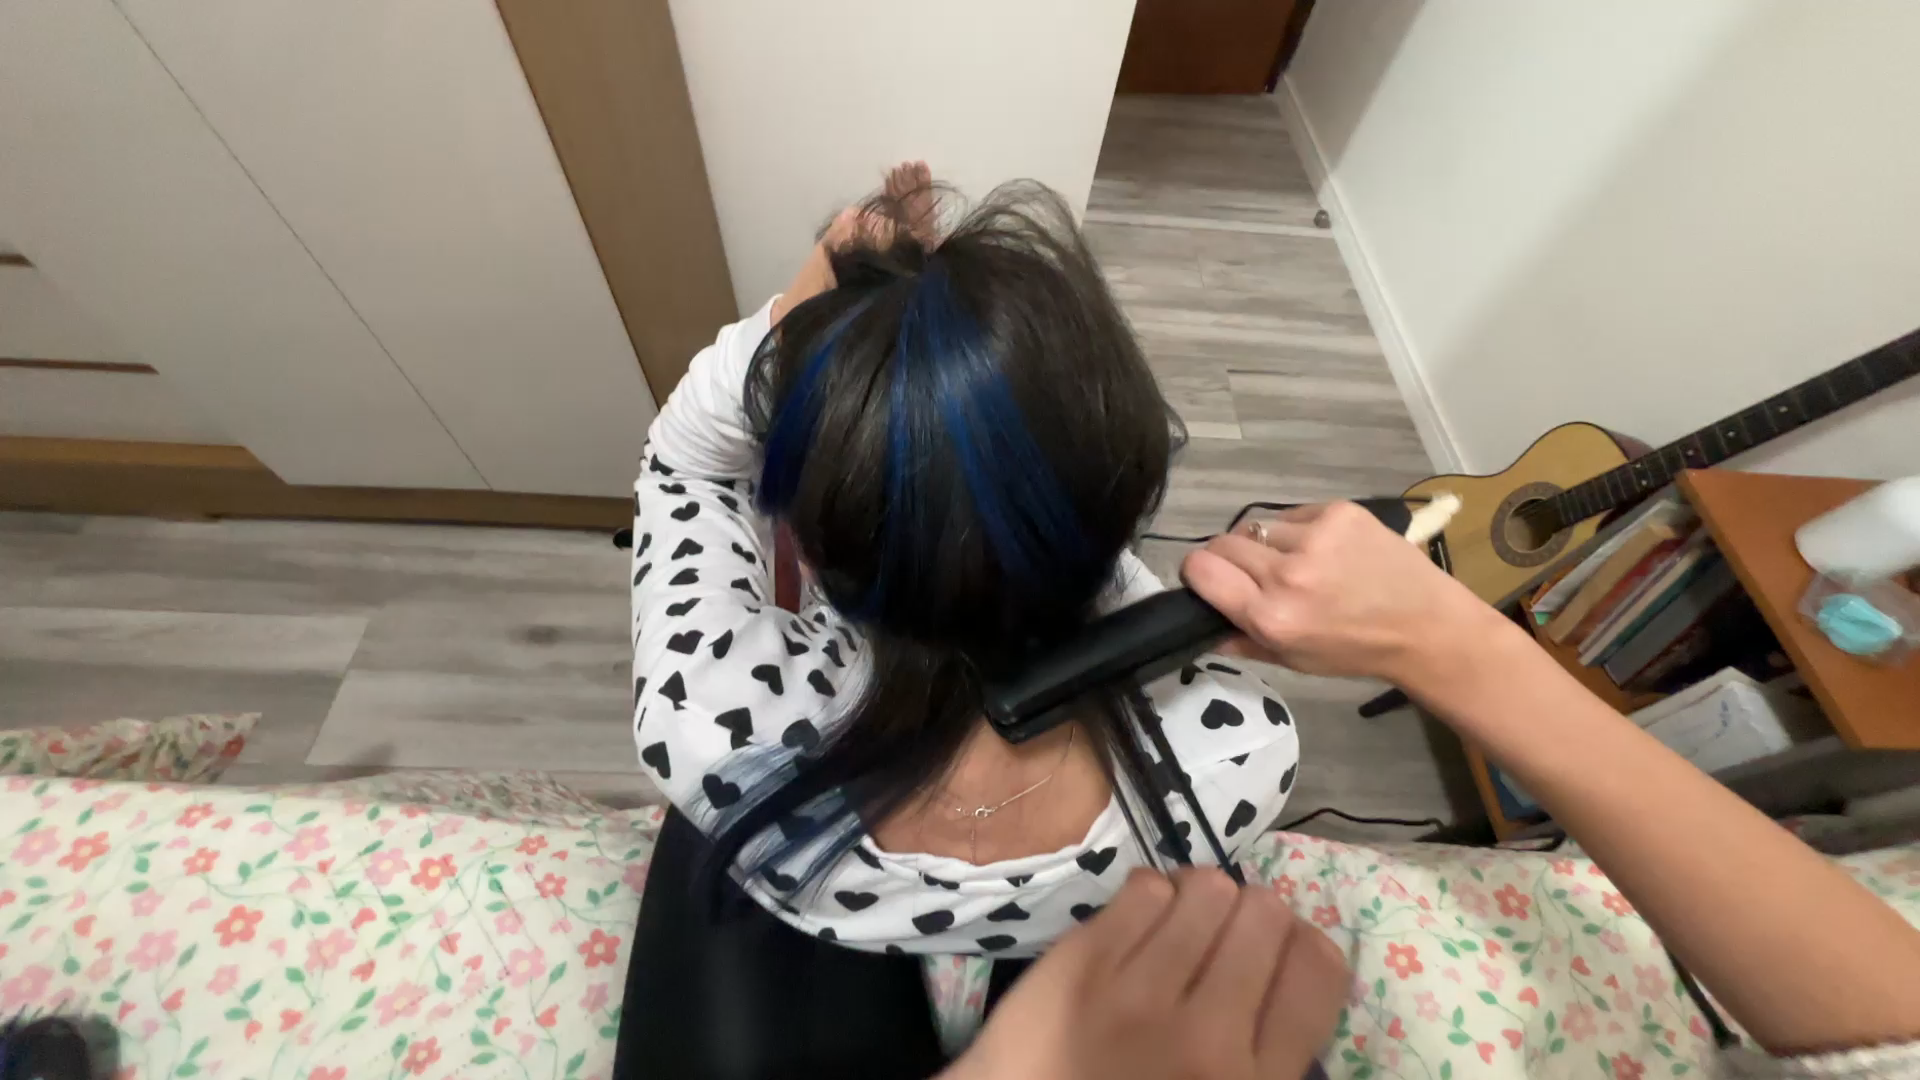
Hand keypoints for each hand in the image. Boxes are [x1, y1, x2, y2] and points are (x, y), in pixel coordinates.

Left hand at [944, 868, 1346, 1079]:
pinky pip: (1145, 885)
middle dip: (1251, 914)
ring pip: (1207, 888)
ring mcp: (1140, 992)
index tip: (1276, 950)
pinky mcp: (1083, 960)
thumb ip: (1264, 1054)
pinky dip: (1149, 894)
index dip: (1301, 944)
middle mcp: (1209, 1037)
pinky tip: (1137, 923)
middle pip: (1264, 914)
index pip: (1315, 970)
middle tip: (1223, 936)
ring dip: (1200, 898)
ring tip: (1180, 924)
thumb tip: (1284, 972)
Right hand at [1180, 501, 1520, 687]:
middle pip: (1220, 543)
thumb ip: (1238, 640)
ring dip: (1263, 544)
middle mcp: (1288, 574)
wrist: (1428, 626)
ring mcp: (1315, 537)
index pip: (1200, 570)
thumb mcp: (1290, 659)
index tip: (1210, 580)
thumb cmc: (1354, 650)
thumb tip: (1198, 622)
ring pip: (1255, 527)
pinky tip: (1320, 549)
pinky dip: (1295, 530)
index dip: (1197, 573)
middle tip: (1250, 574)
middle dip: (1226, 558)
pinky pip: (1291, 514)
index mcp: (1271, 616)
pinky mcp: (1338, 512)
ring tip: (1291, 561)